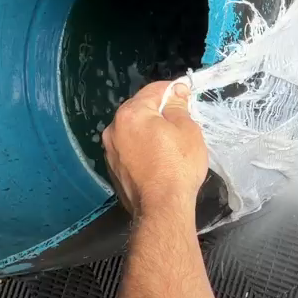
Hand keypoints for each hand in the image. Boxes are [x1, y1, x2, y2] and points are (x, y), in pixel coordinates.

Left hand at [102, 78, 208, 222]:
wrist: (162, 207)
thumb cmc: (178, 165)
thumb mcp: (187, 130)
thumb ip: (178, 106)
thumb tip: (175, 92)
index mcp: (131, 113)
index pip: (153, 90)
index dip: (173, 90)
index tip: (187, 97)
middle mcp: (114, 128)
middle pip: (140, 109)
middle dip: (159, 111)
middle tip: (181, 121)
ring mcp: (110, 150)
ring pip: (133, 130)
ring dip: (149, 130)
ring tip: (170, 143)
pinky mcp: (113, 168)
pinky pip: (129, 148)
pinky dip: (142, 147)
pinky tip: (158, 159)